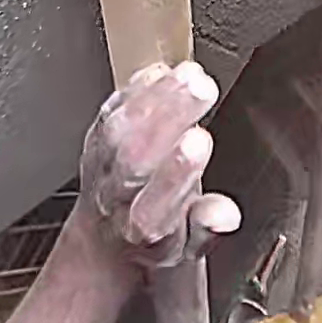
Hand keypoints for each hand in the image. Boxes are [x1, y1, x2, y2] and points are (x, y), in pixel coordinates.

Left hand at [77, 61, 241, 268]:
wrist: (104, 235)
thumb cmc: (154, 237)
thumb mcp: (187, 250)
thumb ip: (206, 230)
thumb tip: (225, 215)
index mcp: (143, 233)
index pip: (154, 207)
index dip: (176, 173)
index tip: (200, 141)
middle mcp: (115, 197)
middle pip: (135, 158)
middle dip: (169, 119)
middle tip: (200, 90)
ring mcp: (102, 165)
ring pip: (121, 128)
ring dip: (156, 95)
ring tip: (189, 75)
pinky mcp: (96, 138)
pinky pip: (110, 110)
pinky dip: (135, 88)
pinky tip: (161, 73)